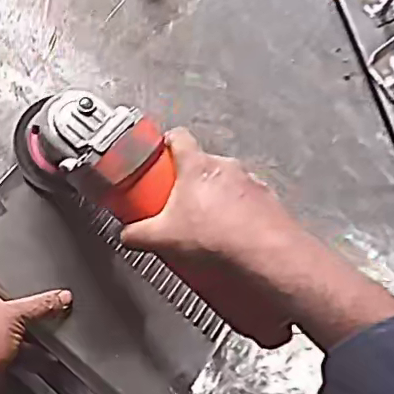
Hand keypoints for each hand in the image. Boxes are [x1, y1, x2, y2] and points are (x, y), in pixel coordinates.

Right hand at [120, 130, 393, 349]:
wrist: (264, 255)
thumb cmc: (219, 236)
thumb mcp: (160, 237)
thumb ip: (136, 233)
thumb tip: (127, 235)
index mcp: (197, 166)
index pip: (178, 138)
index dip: (164, 144)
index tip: (156, 155)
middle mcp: (226, 167)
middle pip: (198, 165)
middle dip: (183, 183)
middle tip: (171, 205)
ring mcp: (249, 183)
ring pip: (222, 184)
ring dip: (209, 200)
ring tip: (198, 227)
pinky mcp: (266, 202)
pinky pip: (242, 202)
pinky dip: (231, 215)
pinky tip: (222, 237)